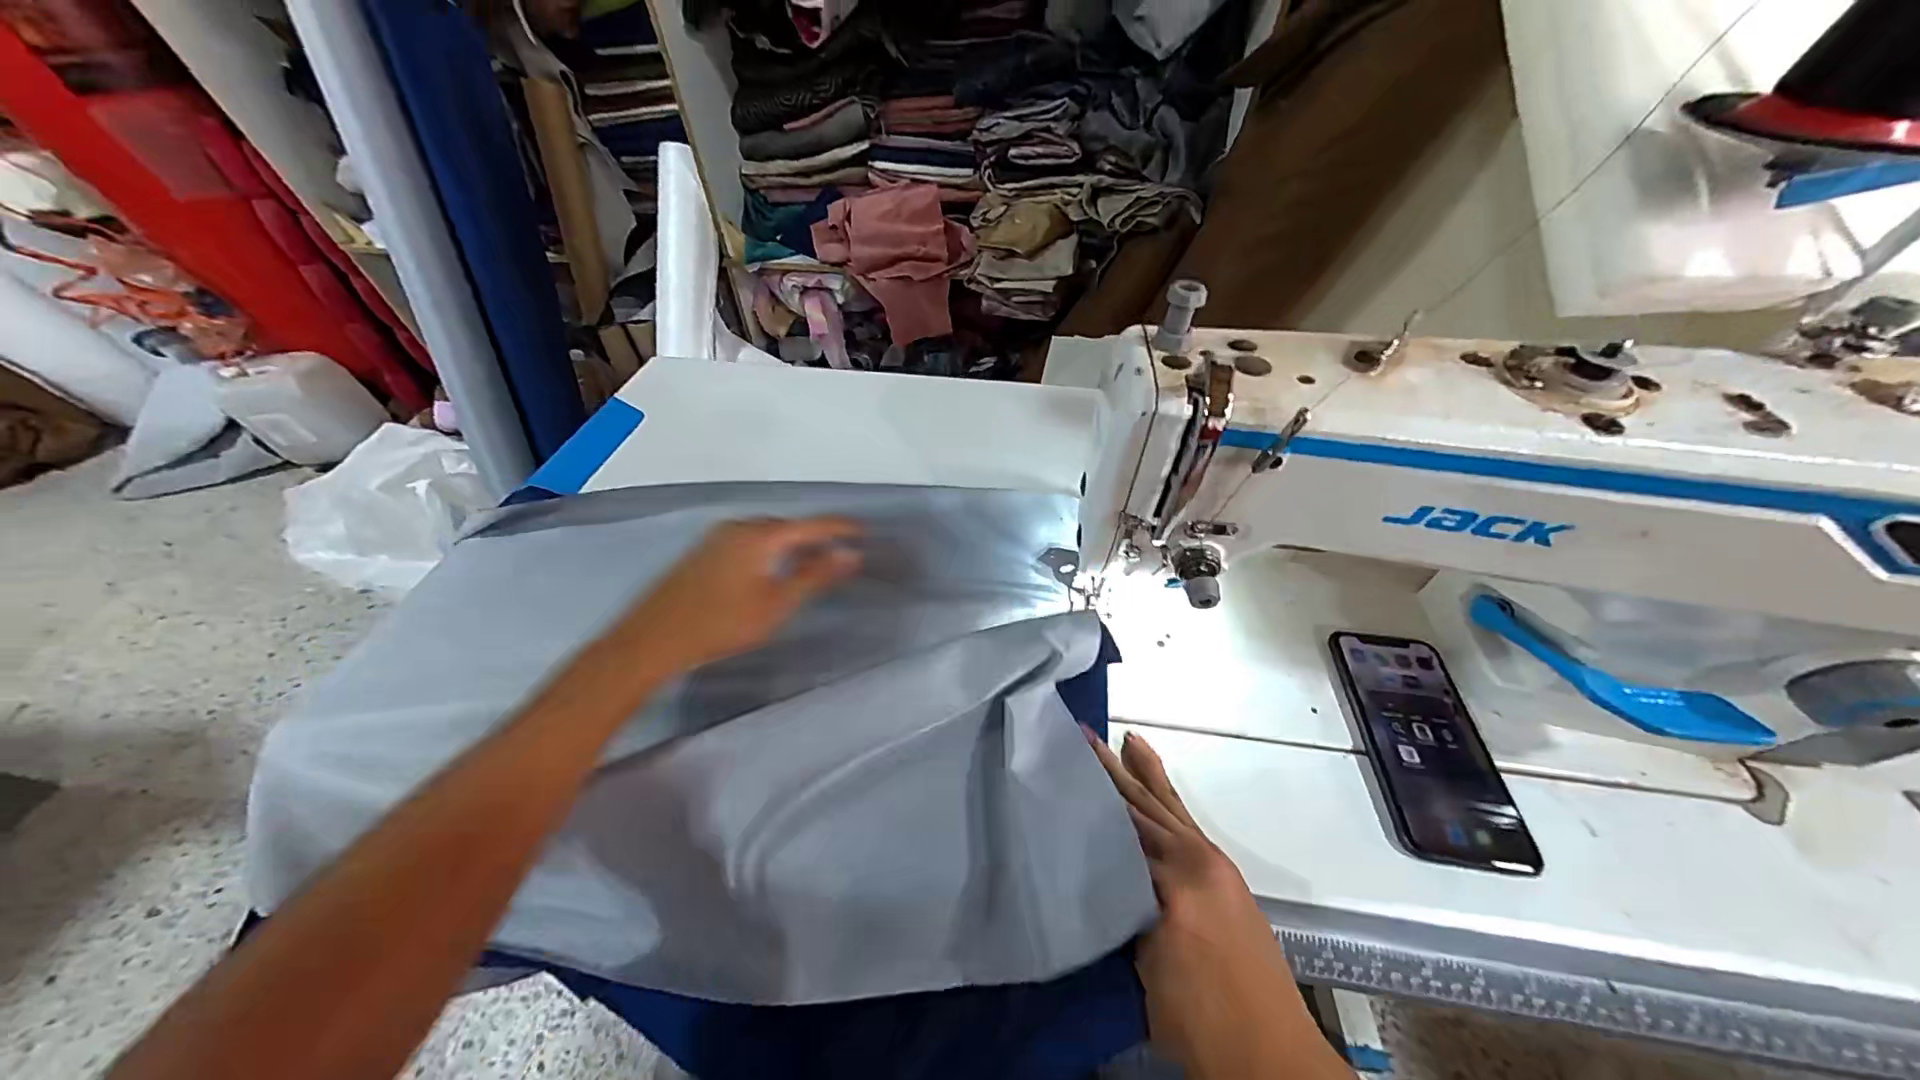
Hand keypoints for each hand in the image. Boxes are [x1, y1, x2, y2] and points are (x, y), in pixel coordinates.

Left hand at [619, 517, 862, 675]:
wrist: (655, 639)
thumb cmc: (721, 623)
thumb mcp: (778, 603)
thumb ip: (815, 575)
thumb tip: (850, 555)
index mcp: (761, 535)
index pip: (812, 525)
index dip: (840, 529)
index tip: (863, 532)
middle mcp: (738, 528)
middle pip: (788, 526)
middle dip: (814, 538)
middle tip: (838, 554)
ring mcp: (716, 538)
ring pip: (766, 534)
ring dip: (790, 544)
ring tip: (809, 563)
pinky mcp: (703, 552)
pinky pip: (747, 541)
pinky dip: (768, 550)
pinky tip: (770, 570)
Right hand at [1087, 728, 1332, 1078]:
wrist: (1273, 1057)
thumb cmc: (1203, 1019)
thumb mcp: (1148, 963)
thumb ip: (1128, 903)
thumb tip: (1106, 867)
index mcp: (1178, 876)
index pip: (1127, 820)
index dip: (1096, 791)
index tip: (1069, 761)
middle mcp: (1199, 860)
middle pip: (1149, 805)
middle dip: (1116, 771)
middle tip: (1086, 737)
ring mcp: (1216, 867)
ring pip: (1172, 810)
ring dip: (1146, 777)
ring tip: (1129, 742)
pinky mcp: (1224, 881)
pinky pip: (1187, 825)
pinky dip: (1169, 801)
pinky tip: (1159, 793)